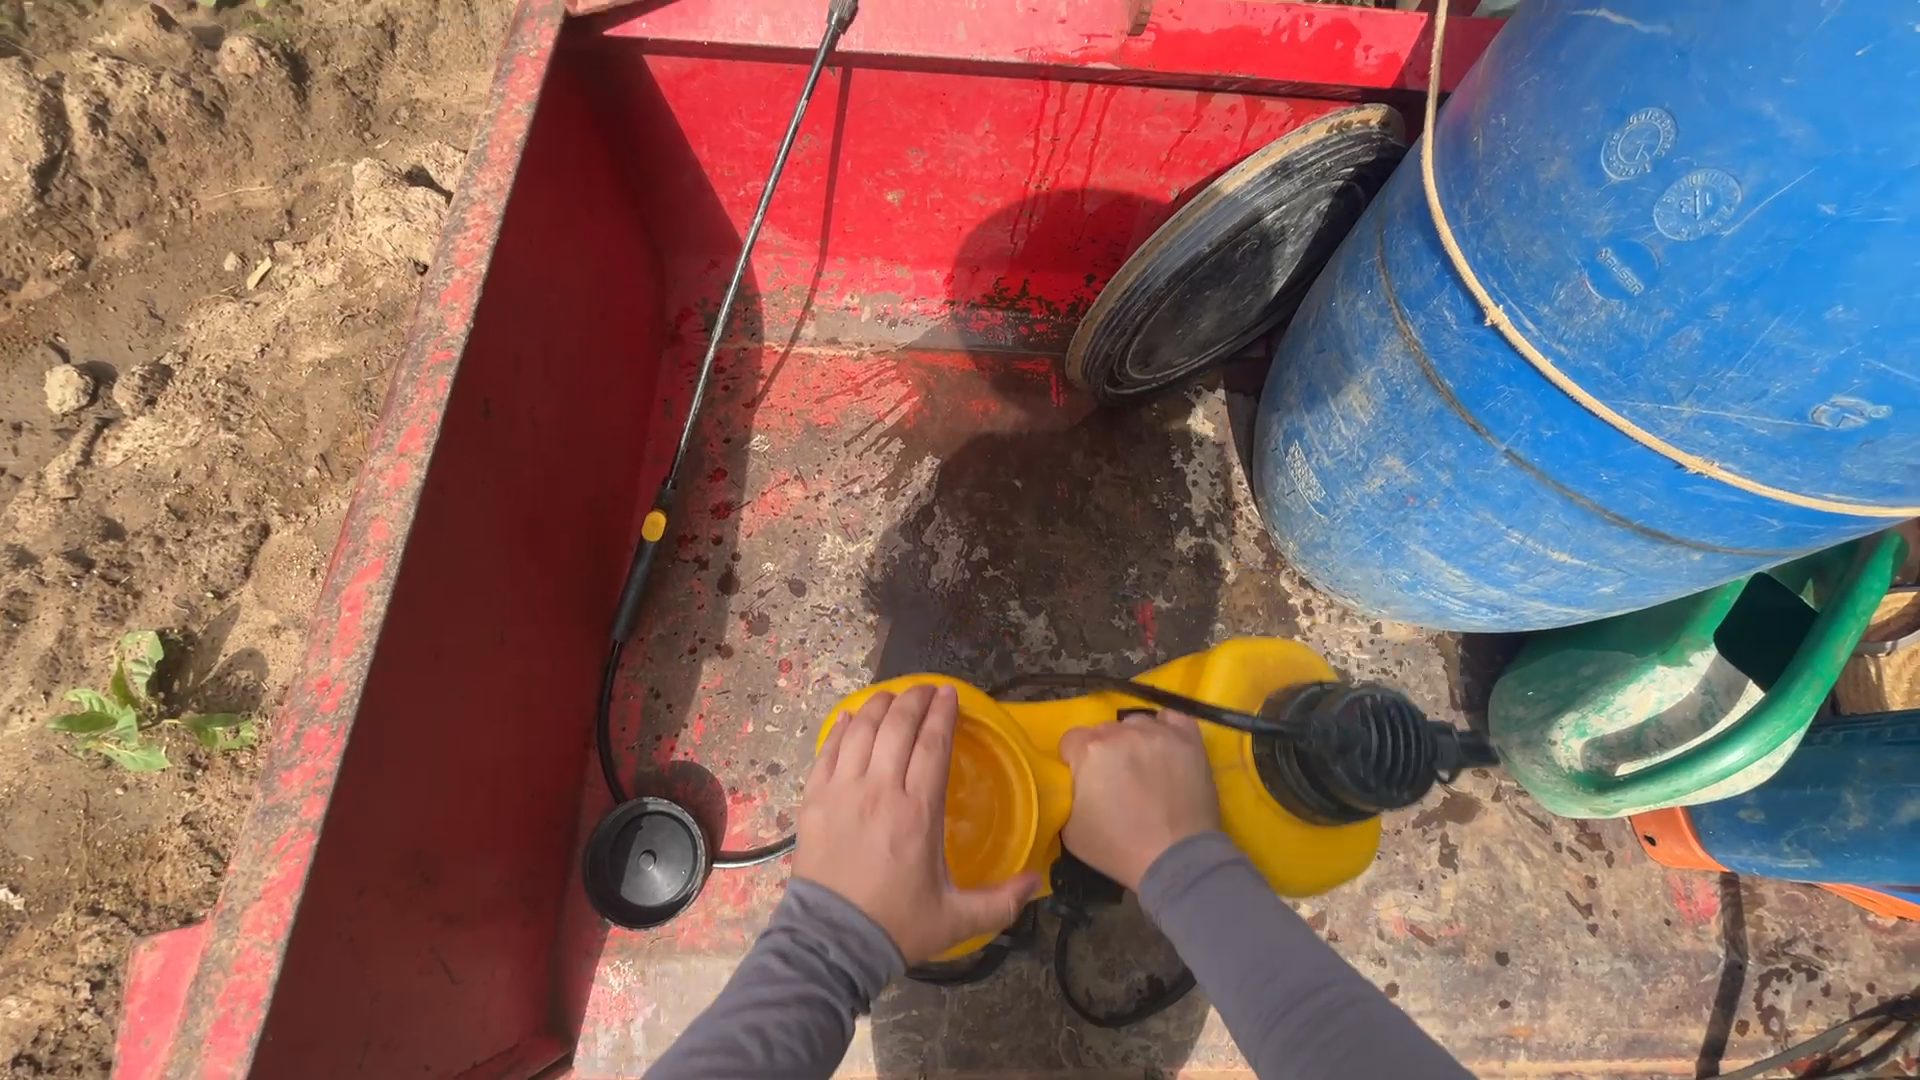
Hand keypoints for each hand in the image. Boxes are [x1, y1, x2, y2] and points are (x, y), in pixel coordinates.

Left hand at [795, 685, 1039, 964]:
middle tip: (928, 689)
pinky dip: (841, 728)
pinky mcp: (814, 798)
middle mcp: (880, 789)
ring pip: (863, 729)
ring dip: (880, 705)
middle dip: (915, 699)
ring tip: (894, 696)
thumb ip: (1001, 901)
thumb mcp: (957, 919)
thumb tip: (1037, 881)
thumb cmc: (896, 926)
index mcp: (918, 811)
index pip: (933, 744)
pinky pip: (828, 750)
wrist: (830, 944)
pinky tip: (851, 717)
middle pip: (898, 725)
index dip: (943, 713)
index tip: (950, 694)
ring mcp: (843, 790)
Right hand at [1058, 710, 1220, 891]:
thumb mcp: (1070, 830)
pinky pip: (1172, 720)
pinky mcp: (1188, 739)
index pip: (1071, 741)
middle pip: (1103, 731)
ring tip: (1144, 768)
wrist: (1178, 860)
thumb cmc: (1119, 848)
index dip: (1074, 762)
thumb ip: (1065, 794)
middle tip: (1115, 781)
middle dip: (1104, 752)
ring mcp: (1158, 732)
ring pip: (1136, 723)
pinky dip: (1165, 730)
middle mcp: (1122, 732)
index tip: (1084, 783)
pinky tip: (1165, 748)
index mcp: (1090, 750)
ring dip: (1134, 741)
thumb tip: (1073, 781)